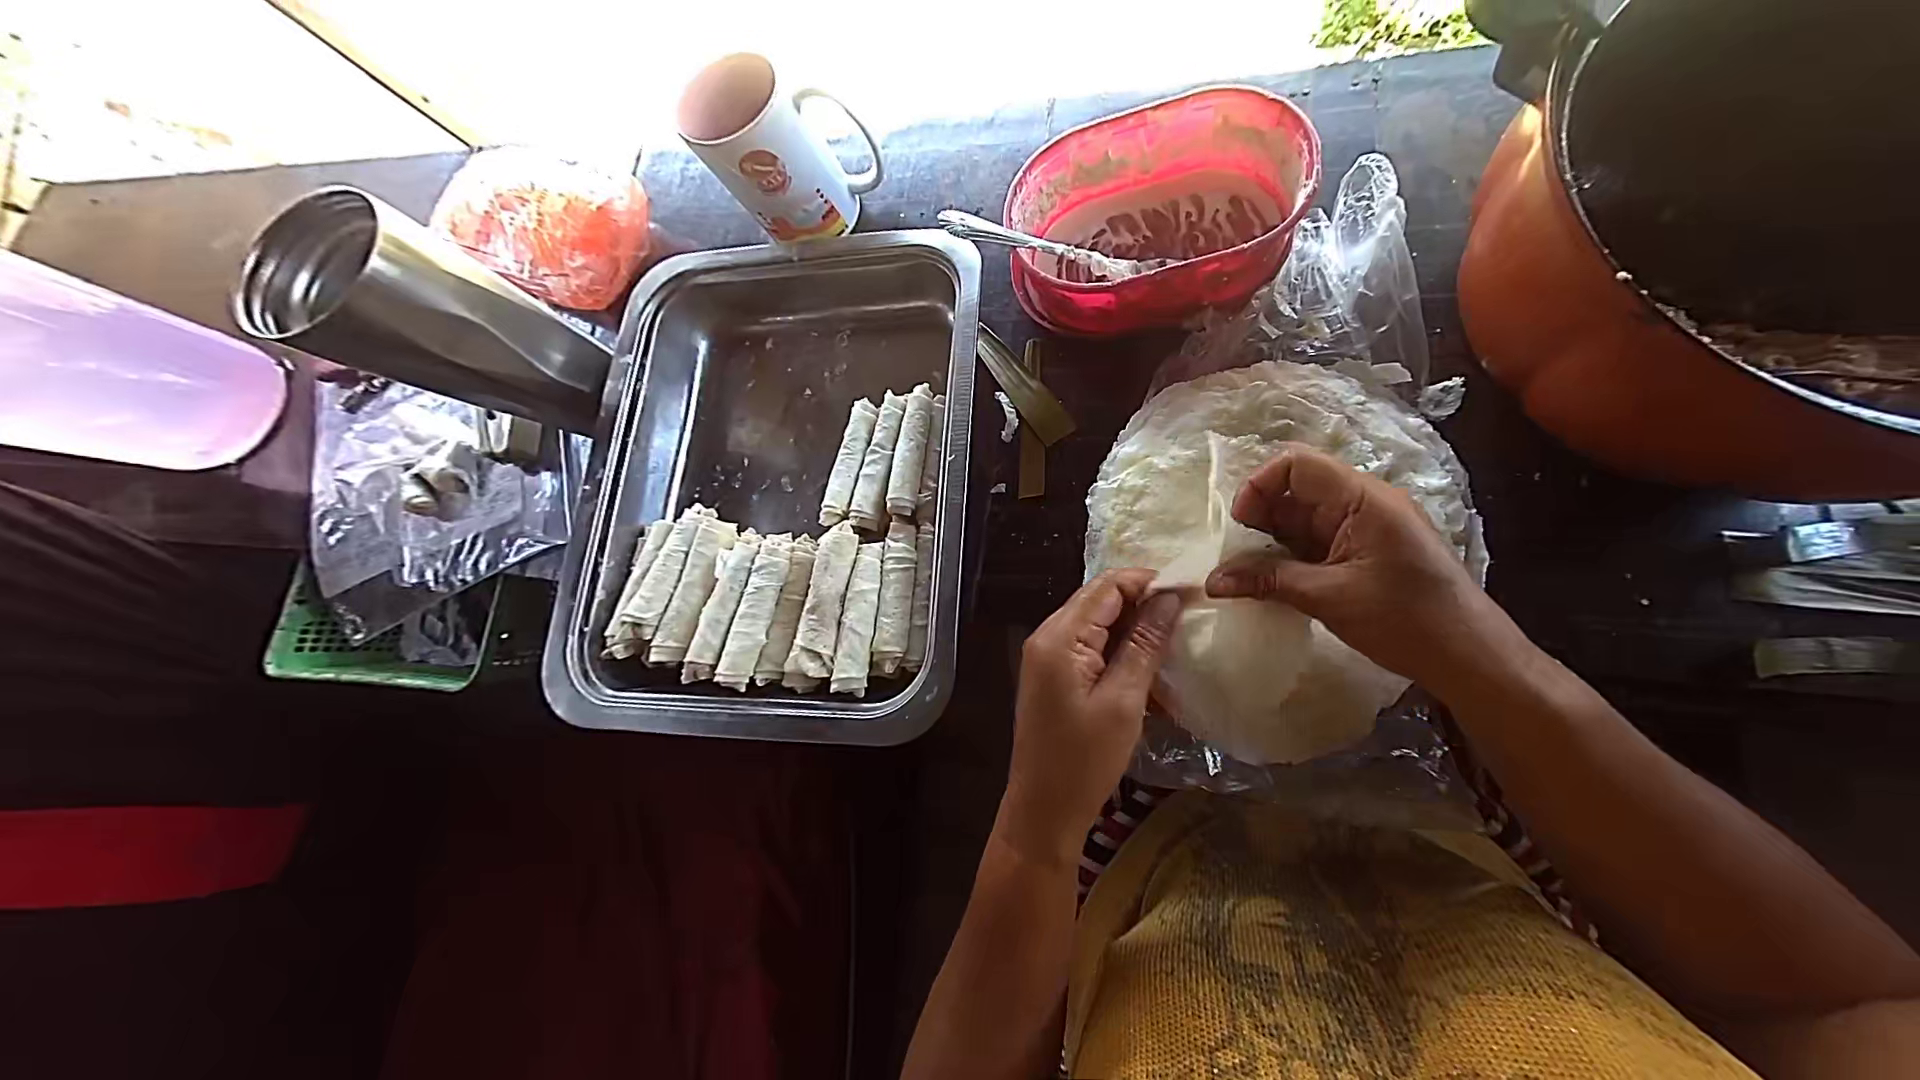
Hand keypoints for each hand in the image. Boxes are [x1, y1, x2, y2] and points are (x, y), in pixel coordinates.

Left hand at [999, 570, 1183, 867]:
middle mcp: (1047, 637)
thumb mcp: (1123, 701)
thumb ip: (1144, 644)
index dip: (1147, 582)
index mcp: (1058, 637)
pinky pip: (1089, 646)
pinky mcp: (1053, 675)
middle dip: (1142, 602)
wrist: (1043, 809)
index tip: (1190, 591)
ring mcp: (1047, 656)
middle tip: (1188, 615)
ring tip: (1176, 638)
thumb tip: (1168, 598)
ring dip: (1133, 627)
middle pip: (1098, 600)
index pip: (1106, 586)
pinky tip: (1148, 663)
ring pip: (1096, 623)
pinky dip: (1118, 649)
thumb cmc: (1084, 760)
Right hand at [1204, 443, 1517, 694]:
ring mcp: (1361, 529)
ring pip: (1298, 519)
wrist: (1470, 658)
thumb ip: (1267, 581)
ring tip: (1247, 574)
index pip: (1296, 465)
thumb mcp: (1329, 597)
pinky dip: (1285, 558)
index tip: (1240, 526)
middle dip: (1258, 518)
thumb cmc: (1407, 620)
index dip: (1258, 485)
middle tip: (1237, 555)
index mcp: (1362, 499)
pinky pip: (1311, 542)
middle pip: (1293, 490)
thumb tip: (1211, 582)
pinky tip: (1270, 582)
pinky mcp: (1359, 553)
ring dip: (1268, 542)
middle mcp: (1361, 504)